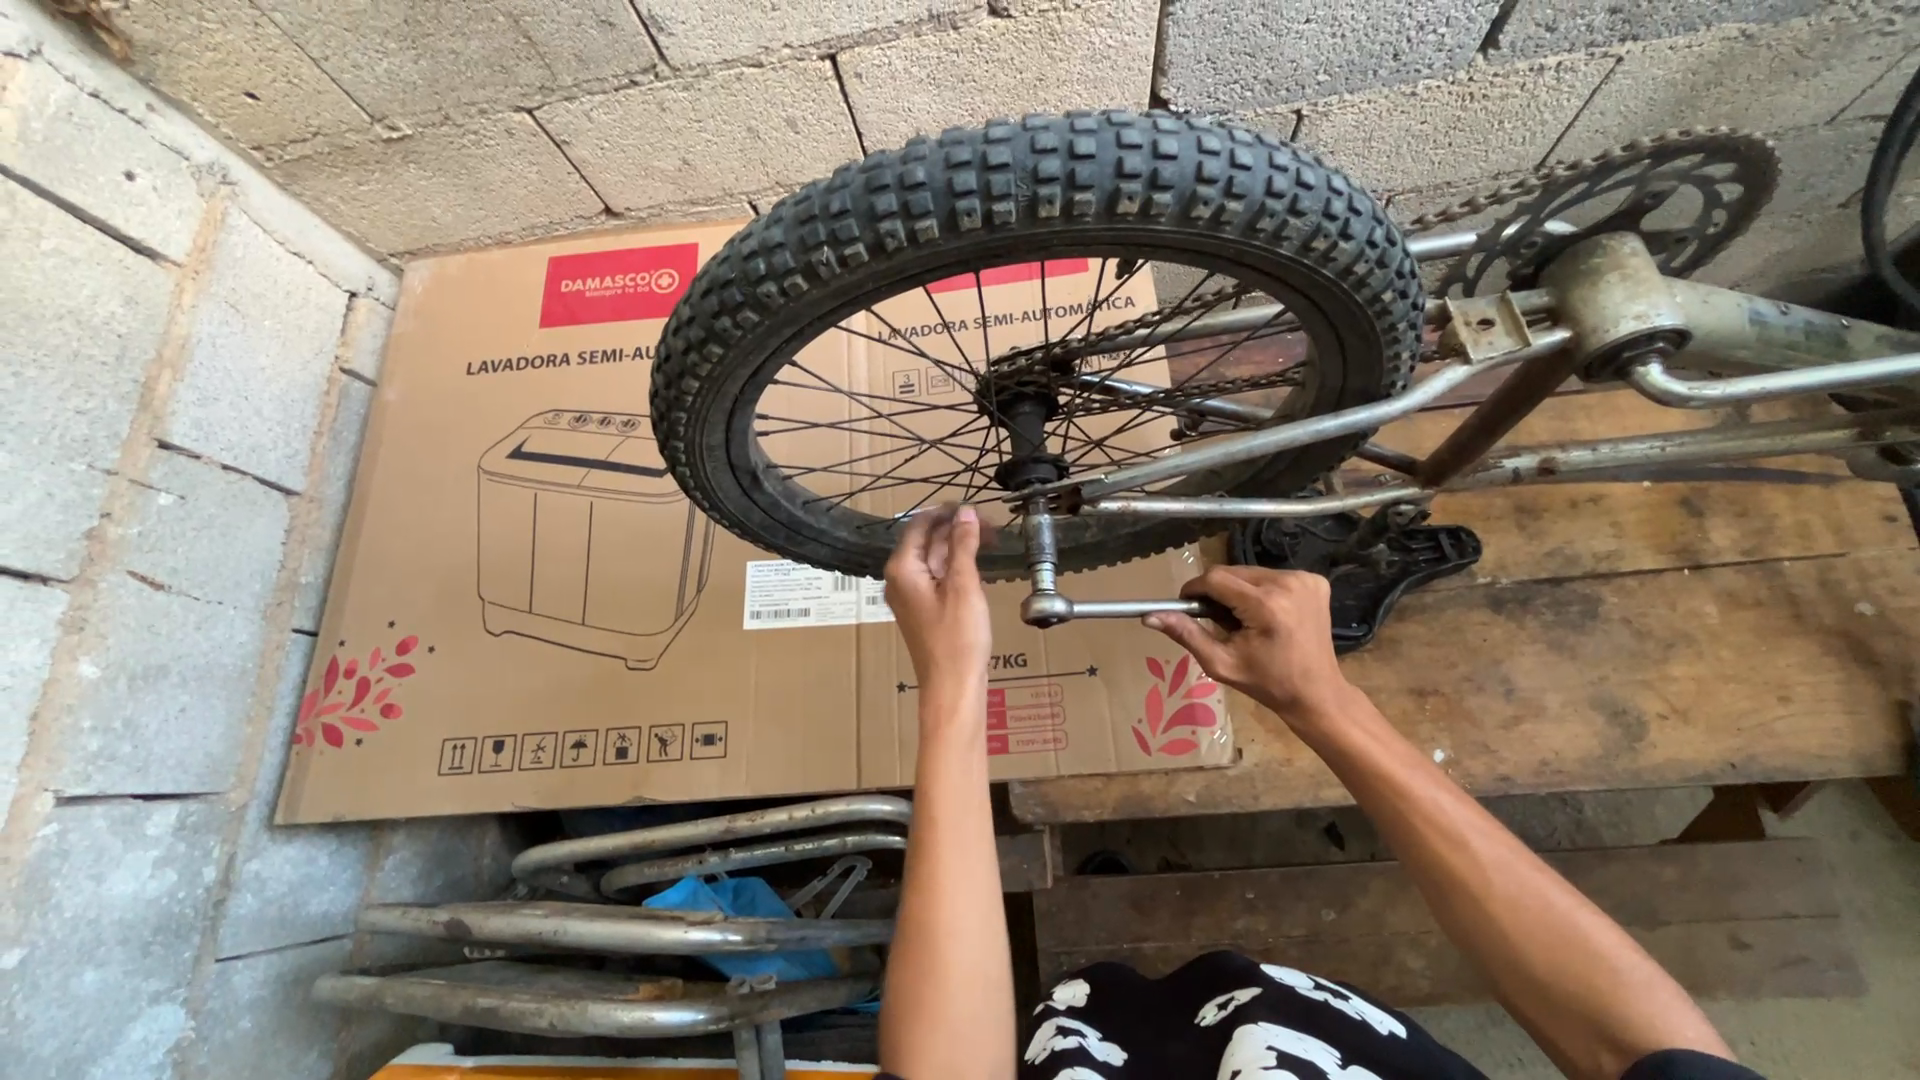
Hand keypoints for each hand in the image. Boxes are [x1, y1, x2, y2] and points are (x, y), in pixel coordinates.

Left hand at [886, 505, 991, 706]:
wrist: (952, 686)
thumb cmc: (957, 638)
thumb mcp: (964, 585)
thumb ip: (963, 545)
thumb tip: (966, 513)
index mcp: (902, 568)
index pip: (920, 524)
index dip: (947, 512)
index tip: (975, 508)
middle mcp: (899, 579)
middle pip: (926, 540)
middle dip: (955, 528)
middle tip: (990, 524)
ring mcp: (910, 595)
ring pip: (932, 558)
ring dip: (957, 546)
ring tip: (988, 538)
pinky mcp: (923, 609)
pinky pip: (936, 577)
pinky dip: (955, 566)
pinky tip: (976, 563)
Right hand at [1142, 566, 1352, 720]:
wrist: (1316, 692)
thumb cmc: (1266, 682)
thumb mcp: (1220, 662)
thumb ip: (1185, 634)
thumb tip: (1149, 616)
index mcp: (1266, 605)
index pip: (1214, 578)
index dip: (1195, 590)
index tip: (1189, 606)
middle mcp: (1288, 584)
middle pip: (1232, 572)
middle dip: (1218, 593)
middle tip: (1222, 622)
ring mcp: (1306, 579)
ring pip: (1249, 572)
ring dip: (1238, 590)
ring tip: (1246, 621)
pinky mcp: (1315, 581)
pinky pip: (1270, 575)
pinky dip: (1261, 590)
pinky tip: (1268, 614)